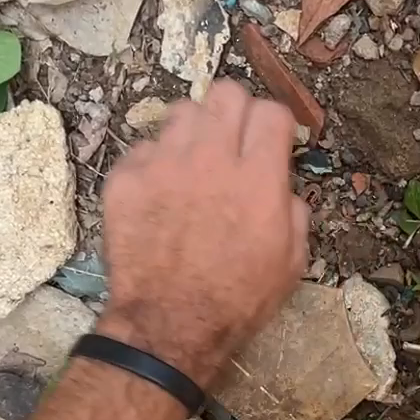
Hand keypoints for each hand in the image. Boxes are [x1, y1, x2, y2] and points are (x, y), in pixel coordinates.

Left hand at [96, 82, 307, 386]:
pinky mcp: (126, 178)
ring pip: (183, 111)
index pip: (271, 112)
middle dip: (237, 112)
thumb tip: (282, 188)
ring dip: (196, 131)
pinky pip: (146, 147)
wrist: (171, 325)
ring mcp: (164, 164)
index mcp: (259, 179)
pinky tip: (162, 193)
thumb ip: (293, 212)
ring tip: (195, 163)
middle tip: (235, 140)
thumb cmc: (239, 300)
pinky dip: (158, 163)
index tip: (273, 140)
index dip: (276, 124)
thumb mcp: (290, 262)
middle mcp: (212, 159)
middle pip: (226, 93)